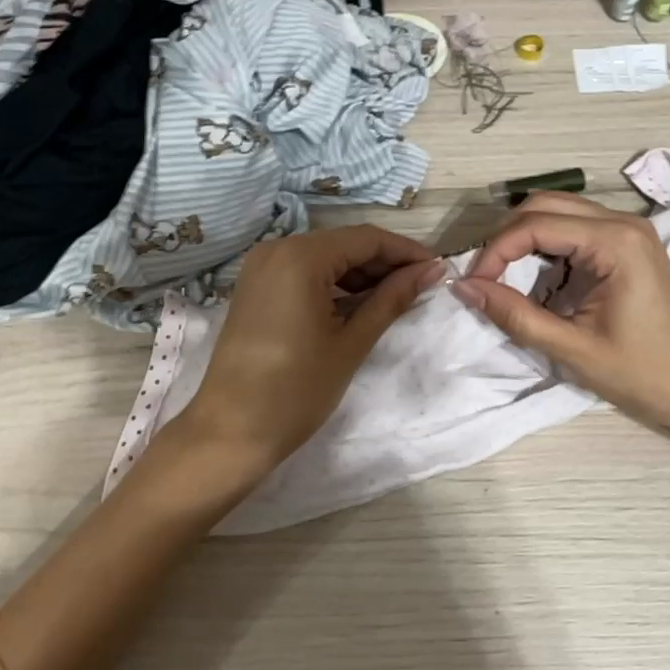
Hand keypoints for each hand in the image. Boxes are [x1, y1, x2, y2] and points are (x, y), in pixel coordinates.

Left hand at [174, 225, 442, 476]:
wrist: (231, 431)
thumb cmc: (296, 389)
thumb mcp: (351, 343)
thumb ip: (391, 299)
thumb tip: (431, 271)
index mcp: (301, 257)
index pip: (366, 239)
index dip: (405, 251)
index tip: (437, 270)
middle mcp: (277, 249)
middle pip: (344, 243)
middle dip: (384, 262)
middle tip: (422, 287)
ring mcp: (261, 266)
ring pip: (324, 256)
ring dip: (359, 273)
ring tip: (395, 298)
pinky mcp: (255, 286)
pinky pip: (302, 271)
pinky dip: (332, 283)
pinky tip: (357, 304)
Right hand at [450, 192, 669, 441]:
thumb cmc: (645, 375)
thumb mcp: (572, 349)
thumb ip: (515, 315)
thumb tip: (463, 288)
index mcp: (615, 242)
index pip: (534, 225)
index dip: (495, 251)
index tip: (472, 285)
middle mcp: (622, 222)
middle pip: (542, 205)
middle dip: (505, 239)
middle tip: (484, 278)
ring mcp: (629, 230)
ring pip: (557, 211)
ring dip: (523, 239)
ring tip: (502, 278)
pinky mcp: (629, 243)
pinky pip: (574, 227)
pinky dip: (545, 245)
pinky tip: (535, 277)